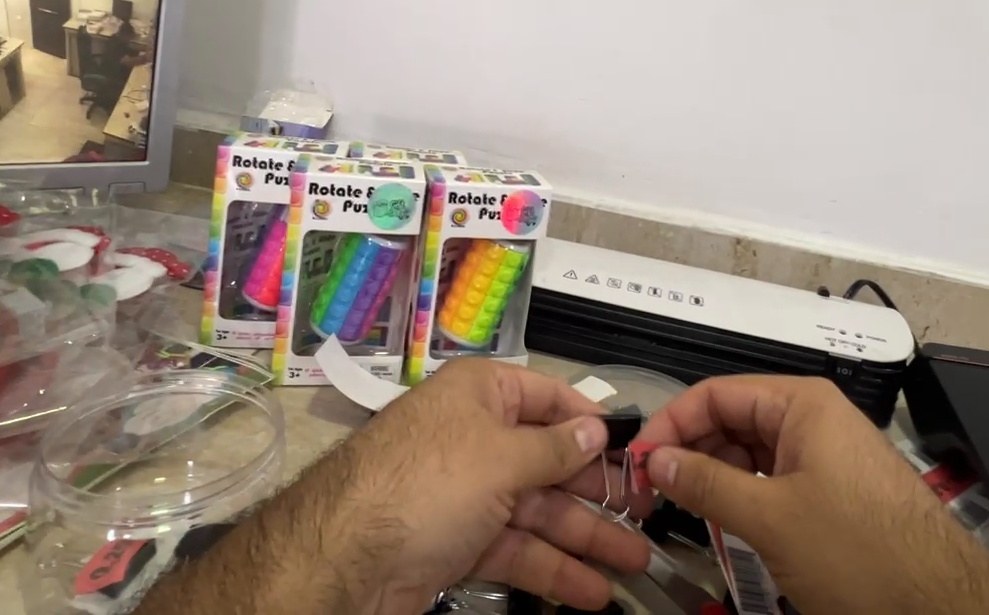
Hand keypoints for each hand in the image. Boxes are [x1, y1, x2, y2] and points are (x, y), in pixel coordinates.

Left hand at [140, 360, 649, 614]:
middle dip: (596, 491)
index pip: (548, 398)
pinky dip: (551, 569)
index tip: (631, 449)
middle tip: (645, 516)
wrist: (343, 560)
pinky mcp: (457, 543)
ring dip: (584, 538)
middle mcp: (476, 437)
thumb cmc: (430, 482)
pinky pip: (515, 548)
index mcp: (483, 395)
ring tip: (633, 563)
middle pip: (548, 460)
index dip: (590, 422)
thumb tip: (595, 429)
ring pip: (538, 510)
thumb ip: (554, 448)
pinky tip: (591, 592)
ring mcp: (467, 493)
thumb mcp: (501, 457)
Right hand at [640, 375, 988, 614]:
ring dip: (715, 476)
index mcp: (800, 402)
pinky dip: (744, 494)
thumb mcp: (769, 518)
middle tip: (652, 489)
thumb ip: (704, 482)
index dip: (672, 423)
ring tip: (685, 507)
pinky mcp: (833, 489)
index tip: (638, 460)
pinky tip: (727, 519)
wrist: (947, 612)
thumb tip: (653, 460)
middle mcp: (812, 417)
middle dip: (691, 451)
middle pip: (732, 419)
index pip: (716, 393)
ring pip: (751, 451)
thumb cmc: (859, 552)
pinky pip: (774, 478)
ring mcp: (825, 454)